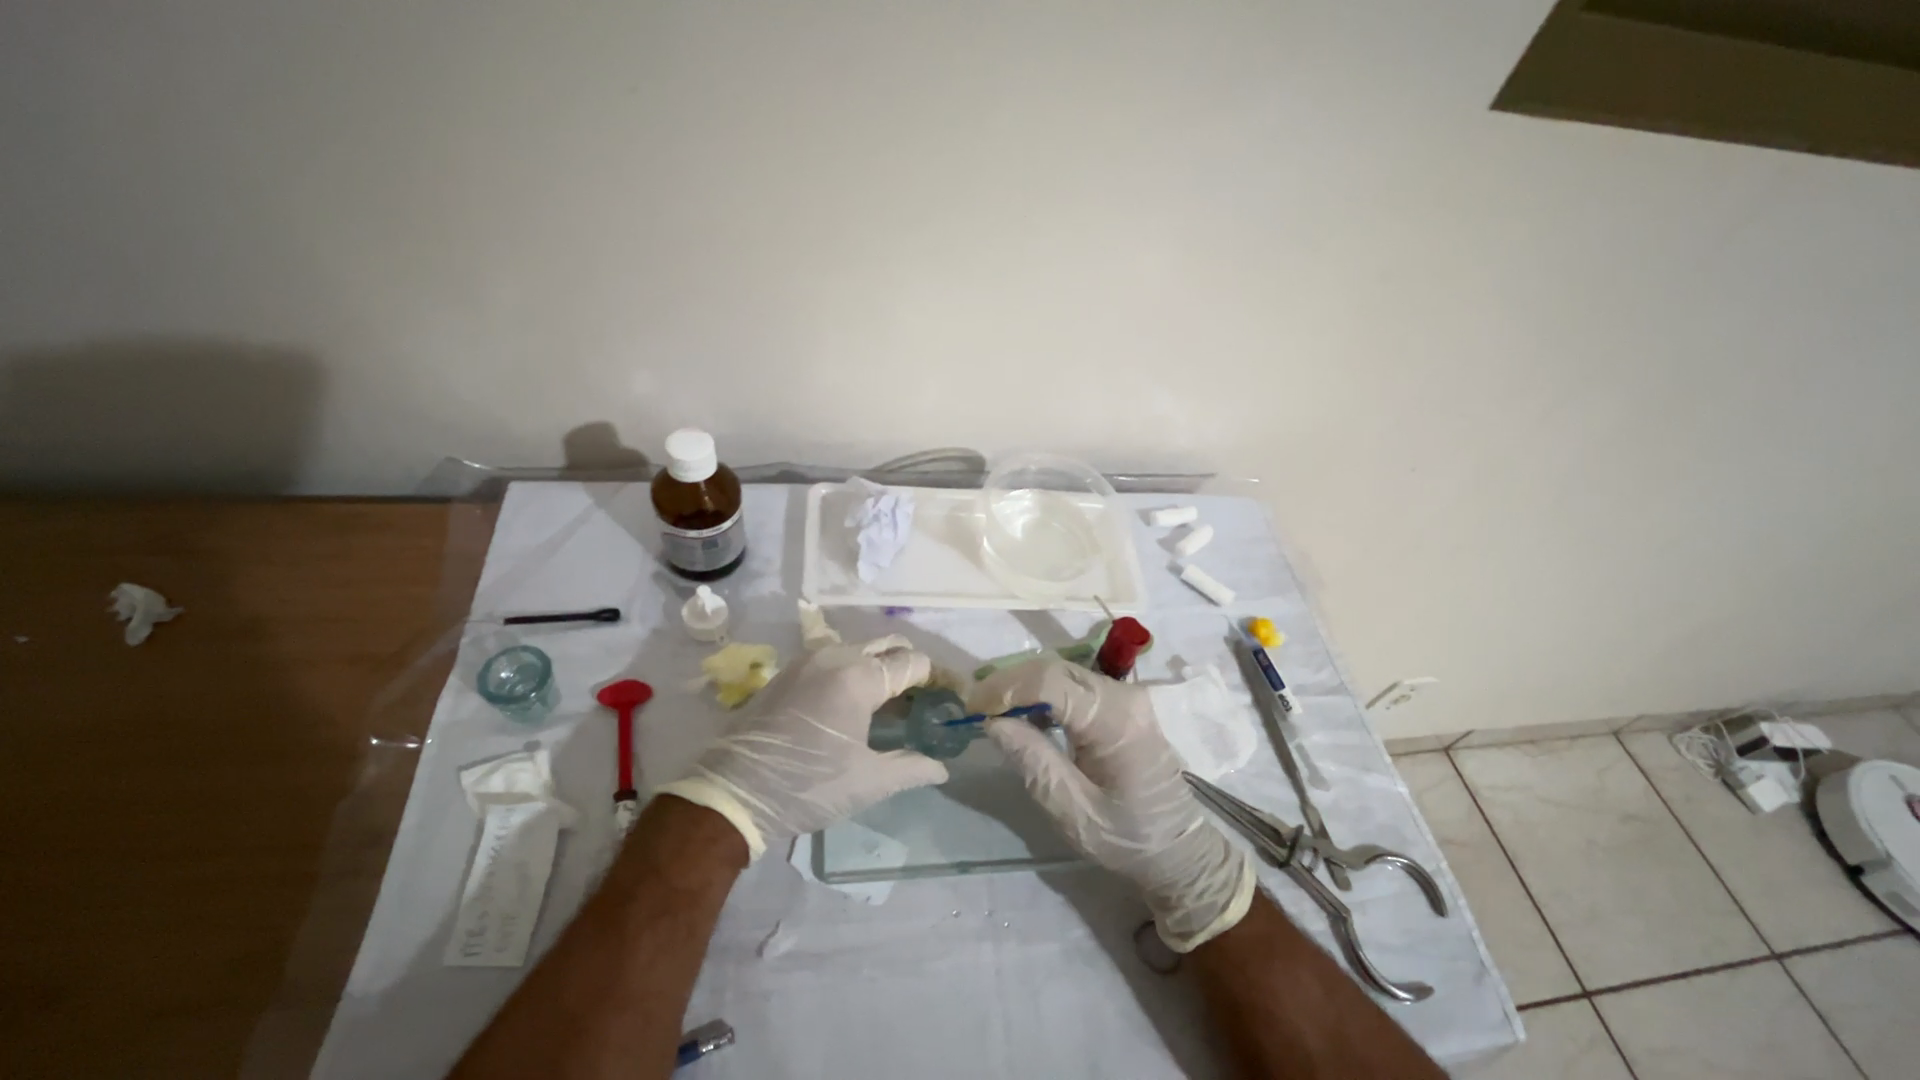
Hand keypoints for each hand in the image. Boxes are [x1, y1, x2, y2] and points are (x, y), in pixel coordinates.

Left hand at [659, 635, 949, 859]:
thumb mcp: (868, 782)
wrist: (732, 794)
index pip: (911, 662)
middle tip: (921, 698)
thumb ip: (912, 768)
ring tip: (889, 703)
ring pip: (856, 649)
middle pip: (885, 645)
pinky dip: (851, 671)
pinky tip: (852, 704)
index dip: (935, 677)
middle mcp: (832, 657)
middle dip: (908, 665)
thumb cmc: (808, 786)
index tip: (948, 696)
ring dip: (878, 666)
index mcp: (858, 676)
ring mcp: (804, 662)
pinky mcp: (784, 675)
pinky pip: (830, 660)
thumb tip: (941, 768)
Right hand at [970, 658, 1255, 950]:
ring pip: (1061, 672)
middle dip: (1008, 683)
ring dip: (1023, 686)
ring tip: (991, 712)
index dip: (1006, 689)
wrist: (1178, 848)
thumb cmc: (1127, 839)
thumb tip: (993, 722)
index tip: (973, 709)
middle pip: (1054, 669)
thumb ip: (1034, 762)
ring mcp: (1126, 697)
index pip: (1050, 682)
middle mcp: (1124, 696)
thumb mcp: (1073, 812)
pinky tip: (1024, 717)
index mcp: (1116, 721)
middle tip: (973, 709)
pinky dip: (1042, 693)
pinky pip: (1074, 685)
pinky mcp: (1122, 704)